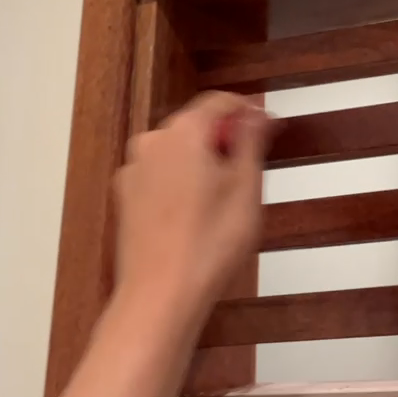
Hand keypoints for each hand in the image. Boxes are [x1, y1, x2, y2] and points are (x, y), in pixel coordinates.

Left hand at [111, 91, 274, 327]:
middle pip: (197, 125)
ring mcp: (134, 172)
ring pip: (179, 151)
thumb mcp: (247, 186)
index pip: (220, 102)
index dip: (249, 110)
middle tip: (255, 164)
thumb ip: (251, 140)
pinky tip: (202, 211)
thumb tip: (257, 113)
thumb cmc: (211, 240)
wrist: (162, 294)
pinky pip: (163, 175)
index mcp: (184, 133)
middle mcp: (152, 143)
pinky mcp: (126, 199)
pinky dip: (185, 181)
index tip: (271, 127)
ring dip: (205, 160)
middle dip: (226, 137)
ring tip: (231, 194)